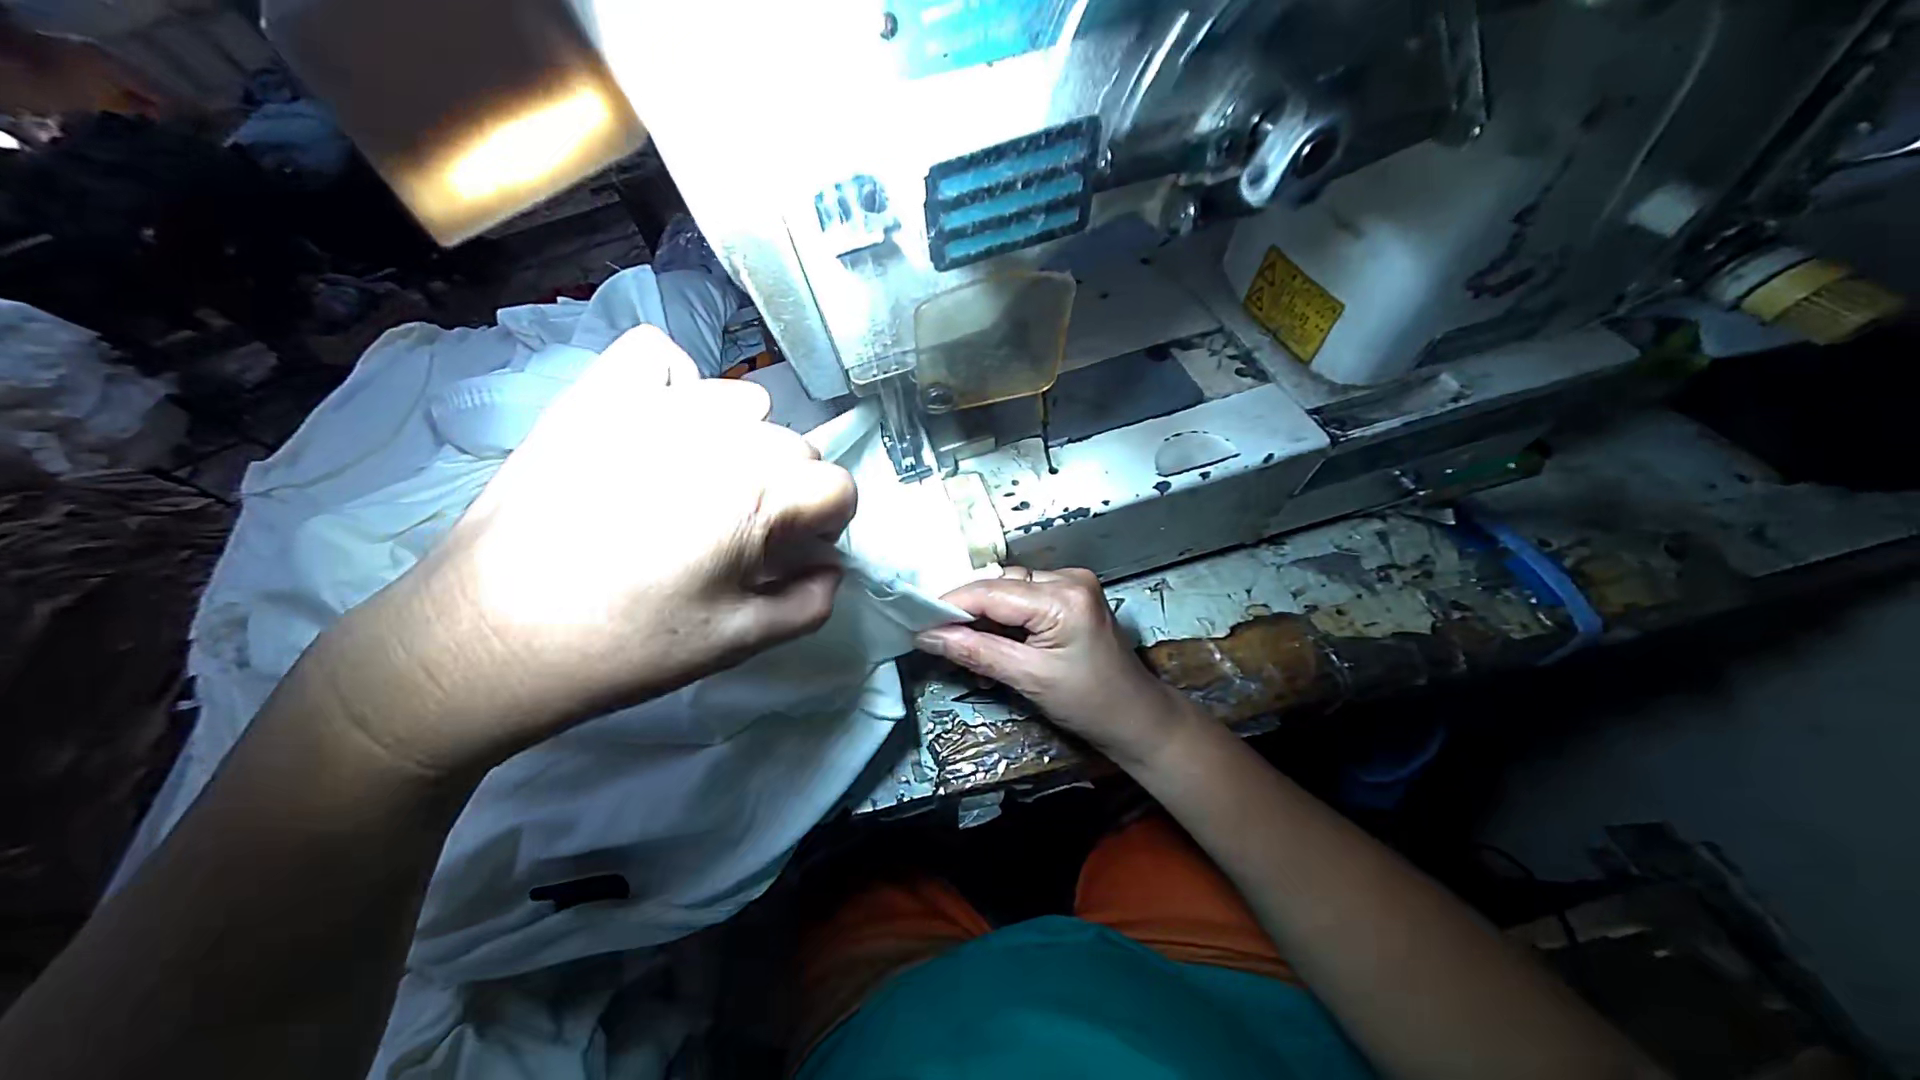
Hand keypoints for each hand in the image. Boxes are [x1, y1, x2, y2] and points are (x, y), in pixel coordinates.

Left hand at [301, 326, 855, 778]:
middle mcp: (721, 434)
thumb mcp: (738, 641)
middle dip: (785, 490)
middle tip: (739, 535)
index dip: (827, 524)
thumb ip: (810, 603)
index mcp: (759, 494)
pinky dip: (678, 385)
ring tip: (694, 485)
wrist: (488, 634)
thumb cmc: (625, 645)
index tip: (792, 552)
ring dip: (740, 443)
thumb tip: (830, 567)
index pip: (839, 486)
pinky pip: (665, 357)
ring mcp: (656, 404)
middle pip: (795, 447)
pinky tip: (660, 430)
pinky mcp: (598, 392)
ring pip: (743, 404)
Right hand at [915, 567, 1200, 766]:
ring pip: (1009, 592)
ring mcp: (1073, 584)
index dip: (951, 605)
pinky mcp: (1072, 595)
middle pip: (999, 587)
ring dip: (987, 620)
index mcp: (1063, 597)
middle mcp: (1068, 578)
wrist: (1135, 717)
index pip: (991, 592)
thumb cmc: (1088, 703)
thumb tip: (928, 636)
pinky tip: (999, 649)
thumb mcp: (1027, 679)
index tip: (918, 623)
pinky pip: (1026, 598)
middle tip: (945, 646)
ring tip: (976, 657)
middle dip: (970, 615)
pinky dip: (1007, 621)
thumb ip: (976, 652)